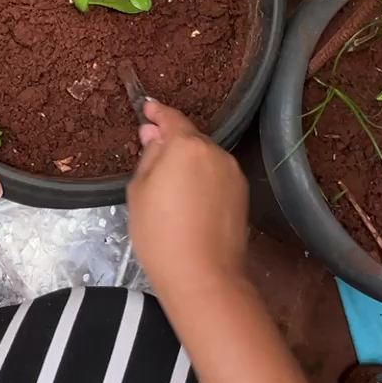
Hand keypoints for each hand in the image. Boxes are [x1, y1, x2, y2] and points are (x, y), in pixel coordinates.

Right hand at [127, 99, 247, 284]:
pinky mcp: (242, 196)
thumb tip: (155, 135)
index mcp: (187, 145)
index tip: (146, 108)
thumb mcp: (139, 190)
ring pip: (205, 158)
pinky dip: (202, 178)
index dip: (157, 112)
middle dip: (171, 141)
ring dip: (188, 162)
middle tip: (151, 149)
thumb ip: (149, 156)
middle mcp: (215, 153)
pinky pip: (216, 176)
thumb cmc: (159, 232)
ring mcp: (233, 174)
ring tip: (168, 182)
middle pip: (190, 138)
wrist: (202, 275)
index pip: (171, 118)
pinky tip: (187, 198)